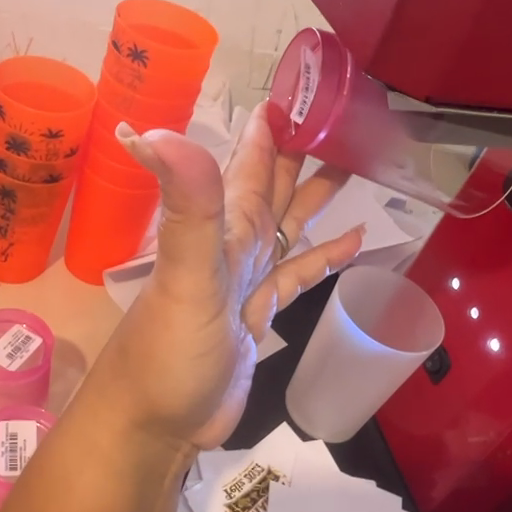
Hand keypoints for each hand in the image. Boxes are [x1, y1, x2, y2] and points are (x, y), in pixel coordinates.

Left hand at [86, 103, 362, 451]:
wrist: (157, 423)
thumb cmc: (169, 350)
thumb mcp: (186, 276)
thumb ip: (186, 208)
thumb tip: (158, 131)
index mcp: (223, 229)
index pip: (251, 165)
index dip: (274, 128)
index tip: (304, 88)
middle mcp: (235, 246)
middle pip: (274, 188)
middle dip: (303, 153)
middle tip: (342, 119)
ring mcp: (247, 282)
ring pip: (288, 226)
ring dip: (315, 198)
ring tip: (354, 166)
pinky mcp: (260, 316)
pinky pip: (296, 274)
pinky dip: (322, 257)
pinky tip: (352, 242)